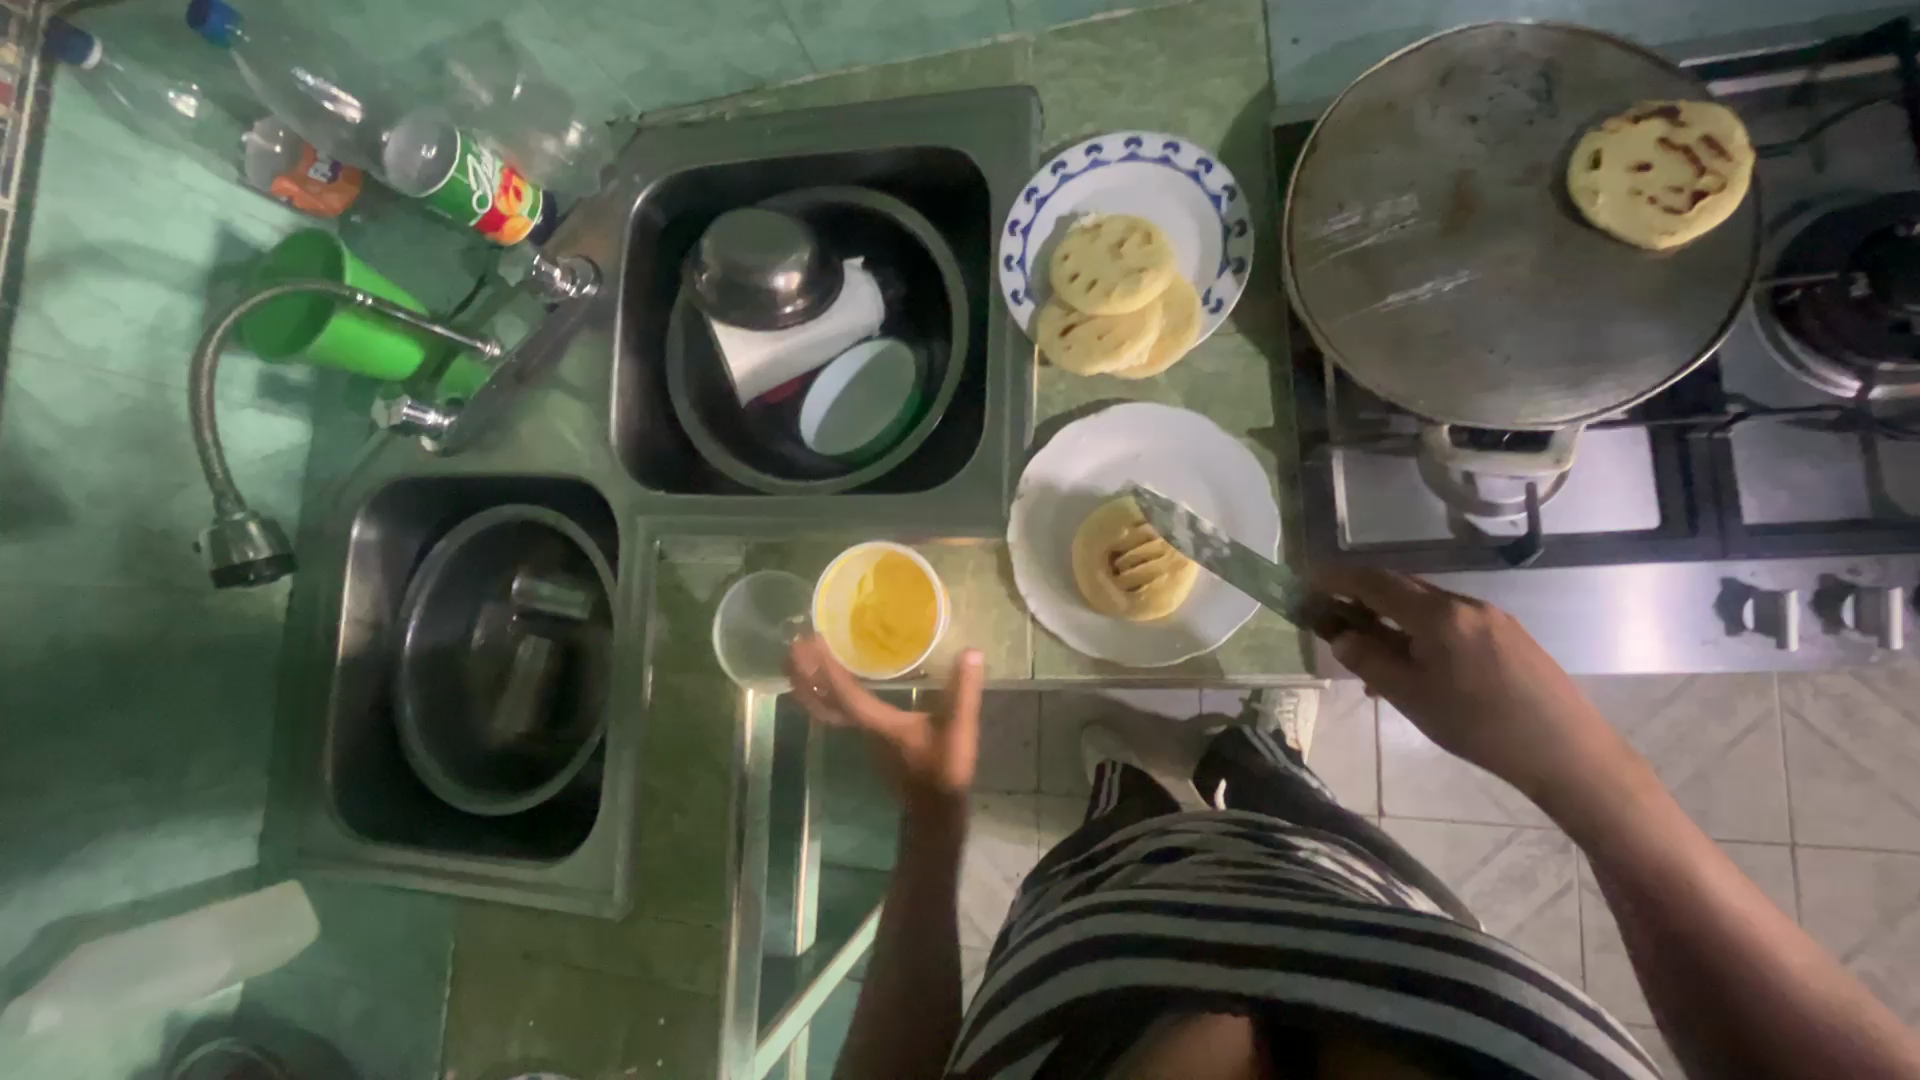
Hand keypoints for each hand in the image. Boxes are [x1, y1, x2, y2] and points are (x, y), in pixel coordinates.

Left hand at [785, 635, 984, 808]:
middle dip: (805, 676)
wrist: (937, 809)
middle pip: (822, 704)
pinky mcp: (869, 739)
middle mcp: (863, 729)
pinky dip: (823, 695)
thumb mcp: (960, 728)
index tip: (814, 640)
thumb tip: (971, 652)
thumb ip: (964, 692)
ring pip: (824, 710)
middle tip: (792, 646)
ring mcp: (863, 736)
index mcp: (879, 724)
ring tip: (797, 659)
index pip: (846, 695)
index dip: (829, 669)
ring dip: (809, 685)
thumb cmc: (945, 769)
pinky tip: (825, 681)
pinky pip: (835, 713)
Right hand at [1313, 566, 1632, 799]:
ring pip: (1424, 607)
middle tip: (1329, 616)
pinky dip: (1417, 632)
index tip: (1306, 578)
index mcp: (1437, 614)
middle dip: (1360, 597)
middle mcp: (1464, 604)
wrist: (1568, 753)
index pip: (1374, 582)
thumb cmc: (1480, 725)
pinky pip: (1448, 623)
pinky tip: (1412, 665)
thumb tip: (1340, 637)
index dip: (1336, 577)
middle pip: (1400, 588)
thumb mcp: (1411, 697)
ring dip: (1389, 618)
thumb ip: (1370, 661)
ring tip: (1368, 651)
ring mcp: (1491, 618)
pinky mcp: (1507, 636)